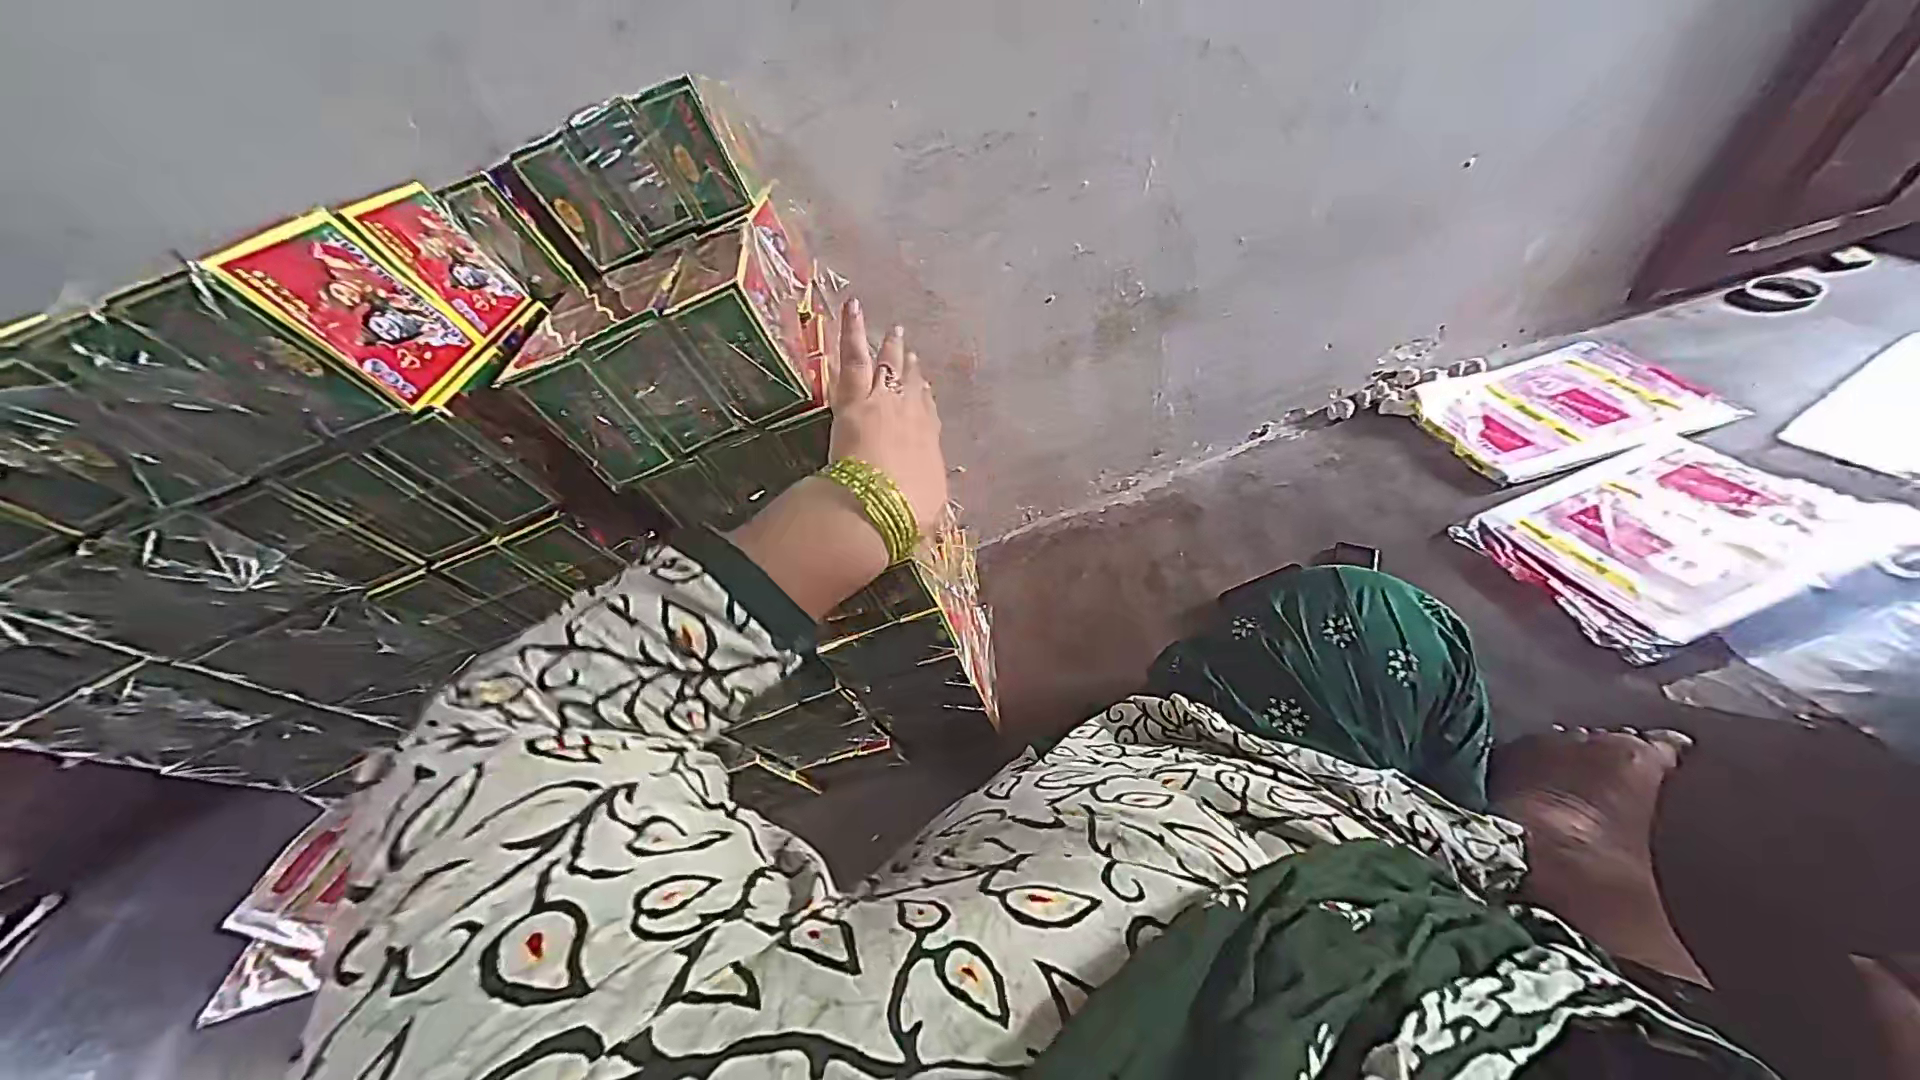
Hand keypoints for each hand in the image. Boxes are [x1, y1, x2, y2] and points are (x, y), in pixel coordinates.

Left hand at [826, 299, 947, 530]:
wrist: (882, 506)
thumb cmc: (908, 514)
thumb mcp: (928, 513)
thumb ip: (929, 508)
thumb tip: (936, 522)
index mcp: (930, 445)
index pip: (928, 417)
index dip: (925, 402)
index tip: (924, 390)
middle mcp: (913, 417)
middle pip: (912, 388)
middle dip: (911, 370)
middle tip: (910, 353)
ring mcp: (885, 402)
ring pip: (888, 368)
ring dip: (889, 347)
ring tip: (892, 329)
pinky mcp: (856, 398)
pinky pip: (855, 358)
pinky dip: (853, 331)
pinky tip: (852, 307)